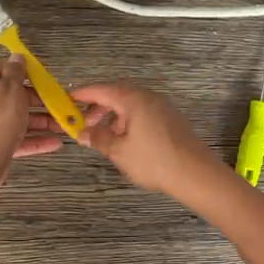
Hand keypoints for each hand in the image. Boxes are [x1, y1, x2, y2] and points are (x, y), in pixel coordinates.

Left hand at [0, 56, 62, 176]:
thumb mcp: (11, 88)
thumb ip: (16, 71)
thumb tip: (16, 55)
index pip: (2, 69)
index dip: (22, 71)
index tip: (41, 77)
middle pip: (15, 97)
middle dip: (40, 101)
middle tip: (60, 104)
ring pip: (19, 120)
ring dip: (42, 122)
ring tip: (64, 126)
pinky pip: (19, 139)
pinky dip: (36, 140)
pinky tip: (57, 143)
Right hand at [72, 82, 229, 198]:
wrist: (196, 174)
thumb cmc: (154, 160)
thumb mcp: (120, 152)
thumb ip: (99, 139)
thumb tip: (82, 133)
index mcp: (133, 99)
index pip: (102, 90)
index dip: (82, 94)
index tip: (66, 99)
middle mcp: (148, 97)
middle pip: (117, 93)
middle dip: (98, 106)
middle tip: (84, 122)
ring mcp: (162, 107)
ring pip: (131, 104)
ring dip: (114, 116)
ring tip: (105, 137)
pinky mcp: (171, 119)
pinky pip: (143, 113)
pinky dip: (128, 121)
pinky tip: (126, 141)